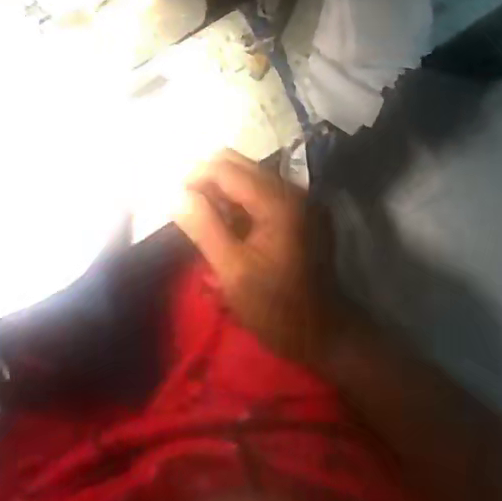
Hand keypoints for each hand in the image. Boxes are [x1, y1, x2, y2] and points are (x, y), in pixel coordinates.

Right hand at [175, 150, 356, 369]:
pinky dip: (239, 200)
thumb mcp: (233, 273)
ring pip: (249, 174)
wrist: (327, 336)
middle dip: (207, 180)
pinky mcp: (301, 211)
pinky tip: (229, 226)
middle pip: (238, 164)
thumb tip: (177, 196)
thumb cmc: (277, 309)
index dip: (195, 177)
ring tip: (206, 220)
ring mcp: (300, 199)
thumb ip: (204, 228)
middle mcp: (293, 190)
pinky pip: (261, 190)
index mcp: (278, 203)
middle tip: (188, 210)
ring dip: (222, 190)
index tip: (174, 200)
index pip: (226, 169)